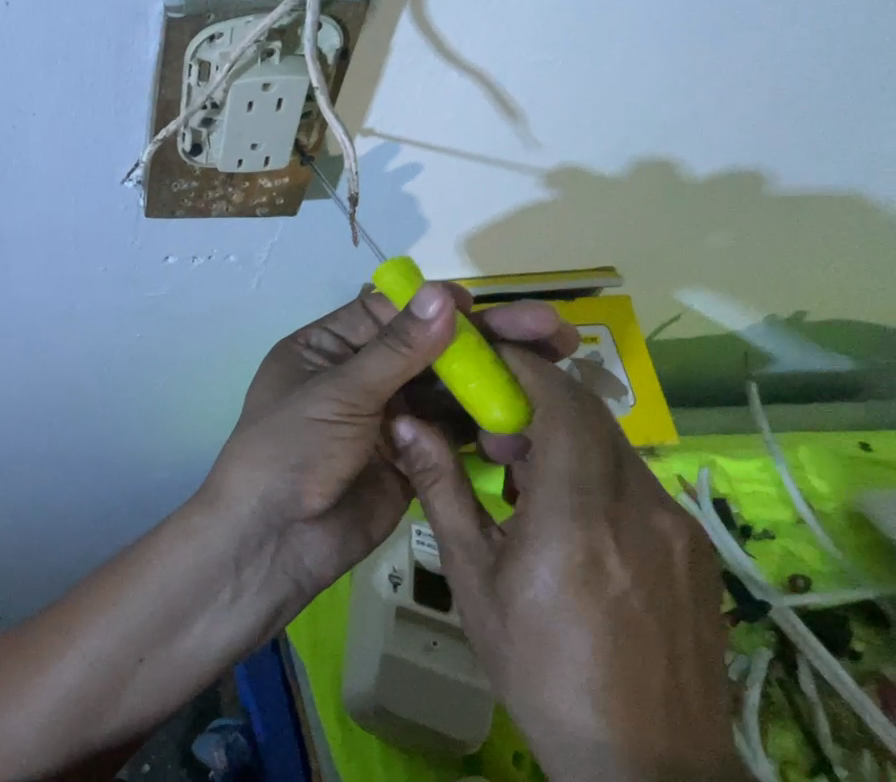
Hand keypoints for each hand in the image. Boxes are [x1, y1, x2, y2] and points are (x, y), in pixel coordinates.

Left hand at [202, 283, 577, 599]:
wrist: (276, 535)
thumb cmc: (291, 449)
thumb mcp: (339, 393)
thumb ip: (396, 349)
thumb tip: (444, 294)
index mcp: (324, 348)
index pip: (387, 314)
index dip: (436, 309)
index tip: (490, 308)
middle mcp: (356, 377)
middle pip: (427, 350)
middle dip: (485, 342)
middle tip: (554, 332)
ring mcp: (385, 418)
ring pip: (448, 391)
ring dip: (496, 383)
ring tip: (560, 370)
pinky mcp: (410, 457)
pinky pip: (455, 432)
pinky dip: (488, 427)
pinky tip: (531, 420)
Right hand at [393, 350, 740, 781]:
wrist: (642, 758)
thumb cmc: (536, 663)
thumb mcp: (472, 576)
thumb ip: (442, 489)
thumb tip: (405, 423)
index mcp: (578, 513)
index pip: (562, 403)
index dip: (521, 367)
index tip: (478, 357)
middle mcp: (641, 508)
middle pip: (592, 417)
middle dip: (535, 402)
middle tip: (486, 427)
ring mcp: (678, 529)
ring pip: (616, 450)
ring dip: (563, 439)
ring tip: (515, 474)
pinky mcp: (694, 552)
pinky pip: (636, 486)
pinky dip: (591, 474)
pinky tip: (559, 515)